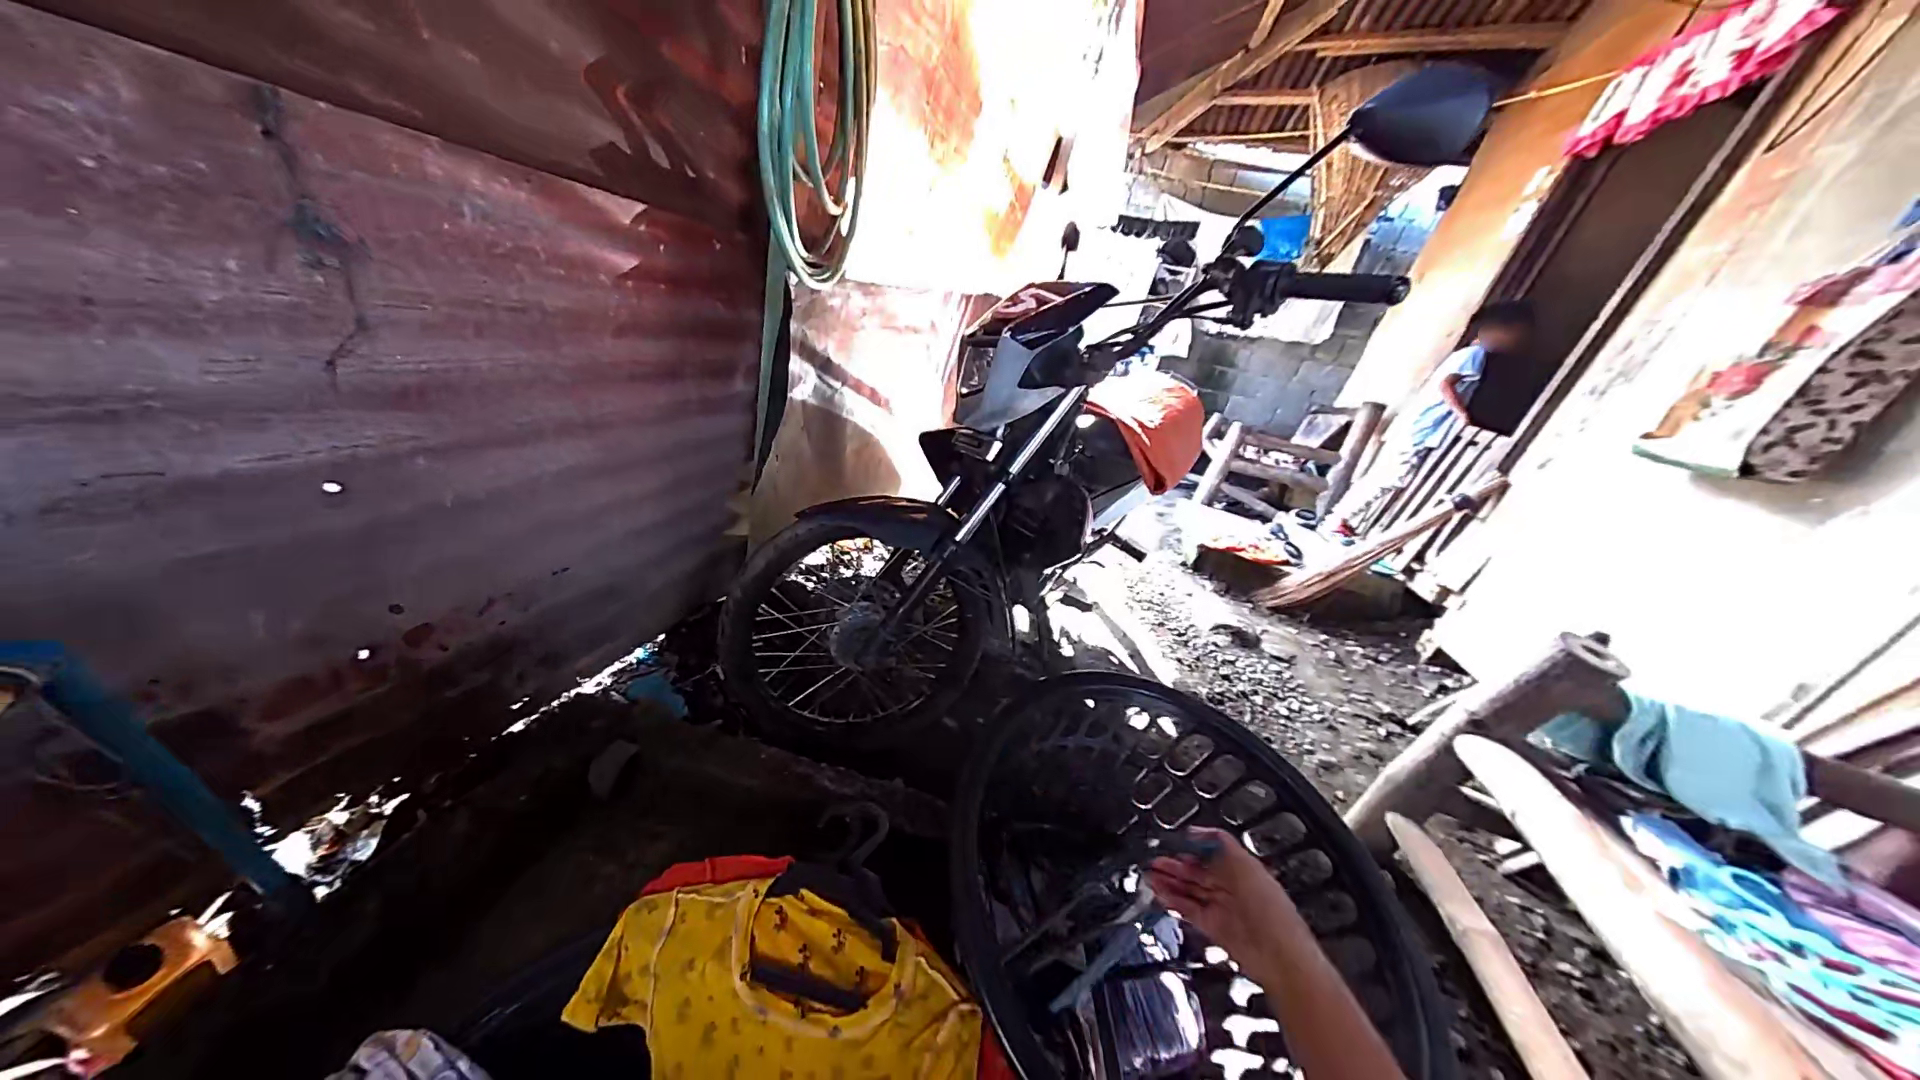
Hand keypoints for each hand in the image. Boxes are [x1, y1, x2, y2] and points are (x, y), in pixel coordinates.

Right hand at [1148, 827, 1300, 959]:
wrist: (1281, 957)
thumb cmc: (1272, 911)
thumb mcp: (1244, 864)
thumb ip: (1219, 843)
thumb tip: (1196, 831)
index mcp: (1240, 868)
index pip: (1208, 851)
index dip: (1189, 847)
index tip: (1170, 843)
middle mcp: (1230, 887)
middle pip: (1195, 871)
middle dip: (1174, 865)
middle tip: (1153, 860)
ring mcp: (1222, 907)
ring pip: (1189, 890)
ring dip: (1169, 883)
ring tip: (1150, 876)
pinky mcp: (1215, 927)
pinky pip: (1189, 910)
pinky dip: (1174, 902)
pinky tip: (1160, 895)